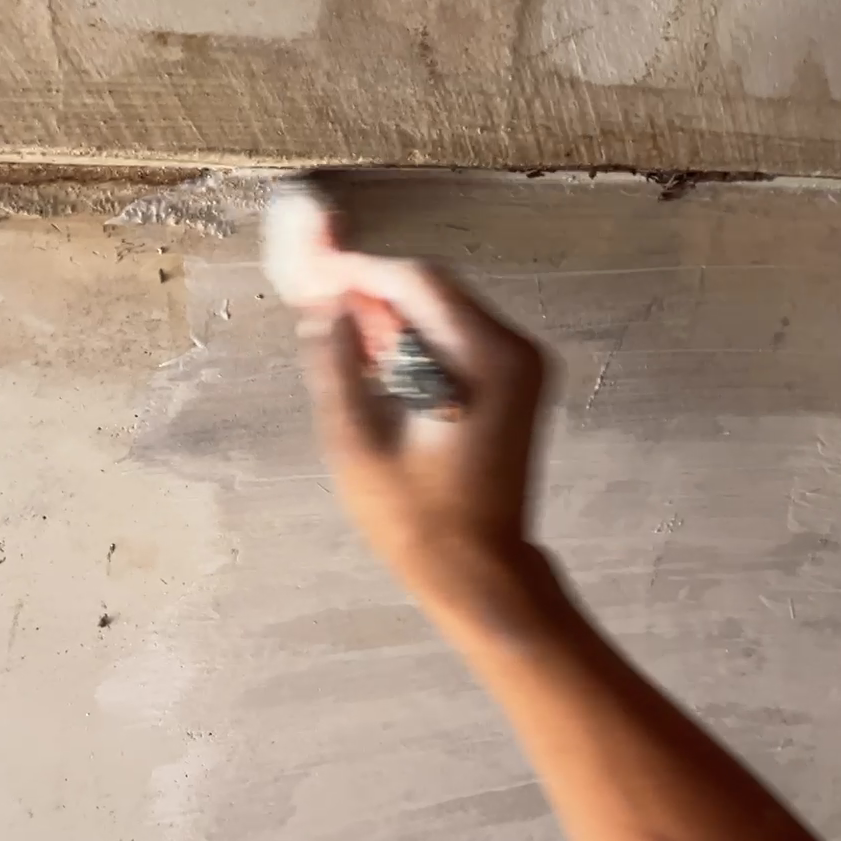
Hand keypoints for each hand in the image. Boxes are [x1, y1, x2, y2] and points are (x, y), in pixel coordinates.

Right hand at [299, 253, 549, 605]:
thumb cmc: (415, 518)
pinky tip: (381, 360)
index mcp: (487, 359)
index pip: (418, 281)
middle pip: (436, 289)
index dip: (362, 272)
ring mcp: (523, 365)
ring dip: (395, 316)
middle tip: (323, 307)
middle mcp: (517, 350)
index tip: (316, 274)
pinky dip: (417, 339)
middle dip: (377, 292)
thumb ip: (336, 365)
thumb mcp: (357, 441)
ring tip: (344, 336)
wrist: (478, 568)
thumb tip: (324, 308)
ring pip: (446, 310)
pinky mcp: (516, 383)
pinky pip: (459, 338)